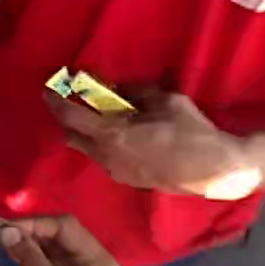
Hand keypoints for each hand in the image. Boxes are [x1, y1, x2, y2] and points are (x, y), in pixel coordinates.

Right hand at [0, 215, 132, 265]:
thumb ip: (31, 260)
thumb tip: (8, 232)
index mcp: (99, 260)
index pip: (64, 226)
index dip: (33, 224)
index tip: (3, 229)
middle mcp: (96, 264)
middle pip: (61, 237)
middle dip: (29, 234)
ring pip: (56, 253)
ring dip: (30, 248)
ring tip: (2, 247)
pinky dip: (36, 263)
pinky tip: (17, 263)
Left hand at [45, 89, 263, 199]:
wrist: (215, 170)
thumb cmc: (191, 131)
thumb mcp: (164, 101)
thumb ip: (134, 93)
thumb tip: (114, 86)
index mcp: (111, 135)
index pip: (70, 117)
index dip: (56, 101)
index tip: (48, 88)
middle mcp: (105, 156)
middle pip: (71, 135)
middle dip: (67, 118)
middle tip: (73, 101)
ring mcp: (114, 171)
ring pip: (86, 148)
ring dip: (85, 132)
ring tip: (99, 116)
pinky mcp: (126, 179)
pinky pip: (103, 158)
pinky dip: (101, 144)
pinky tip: (119, 134)